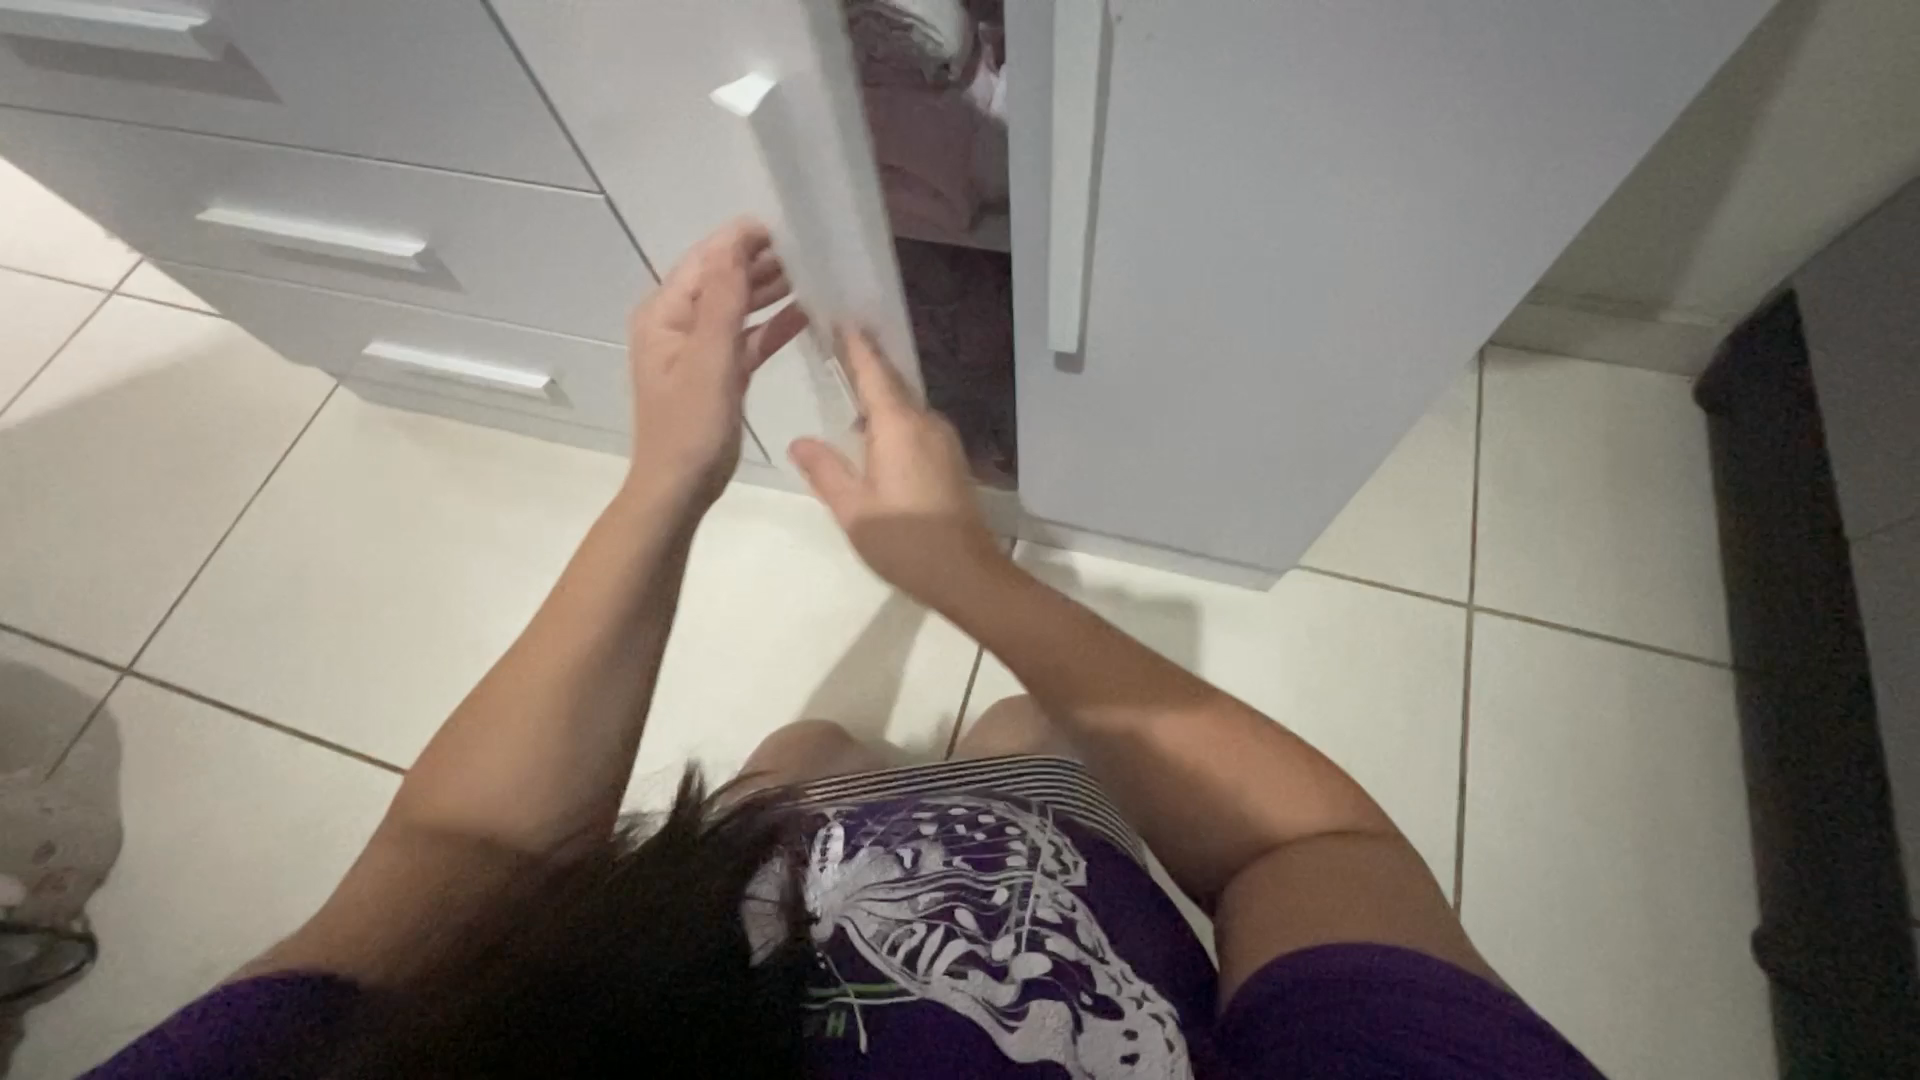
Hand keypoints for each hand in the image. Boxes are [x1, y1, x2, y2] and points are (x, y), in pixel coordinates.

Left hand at [626, 220, 806, 507]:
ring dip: (769, 292)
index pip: (706, 262)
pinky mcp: (719, 373)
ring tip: (811, 275)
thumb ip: (723, 301)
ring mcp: (699, 349)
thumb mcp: (708, 360)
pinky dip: (771, 328)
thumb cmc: (690, 426)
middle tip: (807, 250)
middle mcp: (679, 323)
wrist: (680, 485)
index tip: (783, 226)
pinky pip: (747, 339)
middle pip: (722, 280)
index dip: (741, 241)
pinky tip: (803, 316)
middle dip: (760, 263)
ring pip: (738, 308)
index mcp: (665, 314)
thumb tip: (736, 245)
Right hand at [788, 331, 1007, 603]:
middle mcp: (926, 423)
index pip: (874, 372)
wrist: (967, 575)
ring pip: (906, 409)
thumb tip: (799, 441)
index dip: (856, 344)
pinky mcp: (952, 462)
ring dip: (880, 400)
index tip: (840, 317)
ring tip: (847, 398)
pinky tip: (875, 441)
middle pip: (893, 385)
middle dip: (866, 367)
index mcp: (899, 426)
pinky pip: (918, 429)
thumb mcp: (853, 509)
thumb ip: (825, 470)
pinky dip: (894, 424)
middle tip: (835, 349)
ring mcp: (944, 442)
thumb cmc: (905, 542)